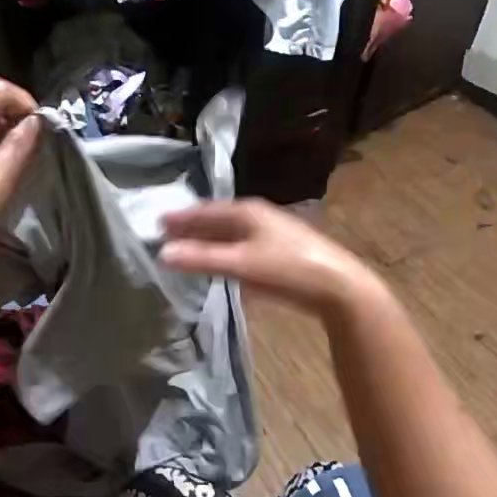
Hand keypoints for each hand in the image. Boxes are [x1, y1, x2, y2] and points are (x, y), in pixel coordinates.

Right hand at [160, 199, 384, 317]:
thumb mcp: (241, 264)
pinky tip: (224, 267)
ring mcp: (273, 235)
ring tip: (189, 251)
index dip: (183, 217)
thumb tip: (162, 253)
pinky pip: (245, 249)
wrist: (338, 287)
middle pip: (219, 221)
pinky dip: (228, 255)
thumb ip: (202, 259)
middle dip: (194, 228)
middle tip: (168, 236)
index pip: (207, 210)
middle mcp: (260, 218)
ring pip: (233, 236)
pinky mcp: (282, 255)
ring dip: (210, 243)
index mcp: (248, 212)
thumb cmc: (288, 269)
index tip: (159, 222)